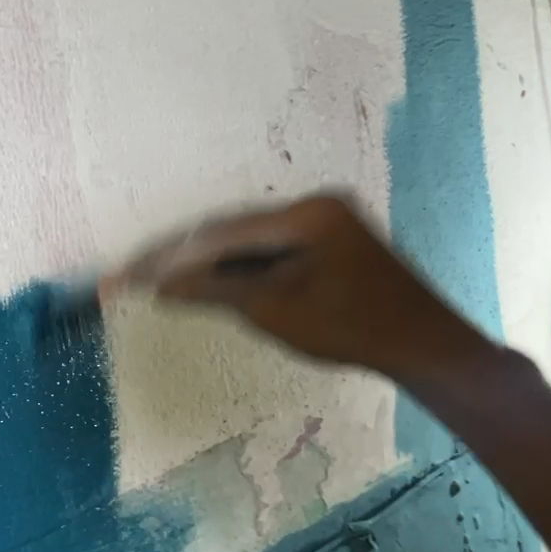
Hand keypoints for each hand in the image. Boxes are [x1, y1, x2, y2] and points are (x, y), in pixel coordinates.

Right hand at [107, 192, 493, 384]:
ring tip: (154, 281)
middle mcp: (310, 205)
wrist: (425, 347)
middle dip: (175, 256)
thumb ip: (211, 291)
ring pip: (238, 239)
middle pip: (224, 229)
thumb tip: (157, 286)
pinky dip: (229, 266)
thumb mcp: (271, 309)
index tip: (125, 275)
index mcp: (304, 214)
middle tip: (129, 276)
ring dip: (199, 261)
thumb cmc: (351, 328)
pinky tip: (200, 282)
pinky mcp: (320, 238)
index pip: (216, 233)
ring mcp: (318, 219)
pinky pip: (260, 247)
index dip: (164, 256)